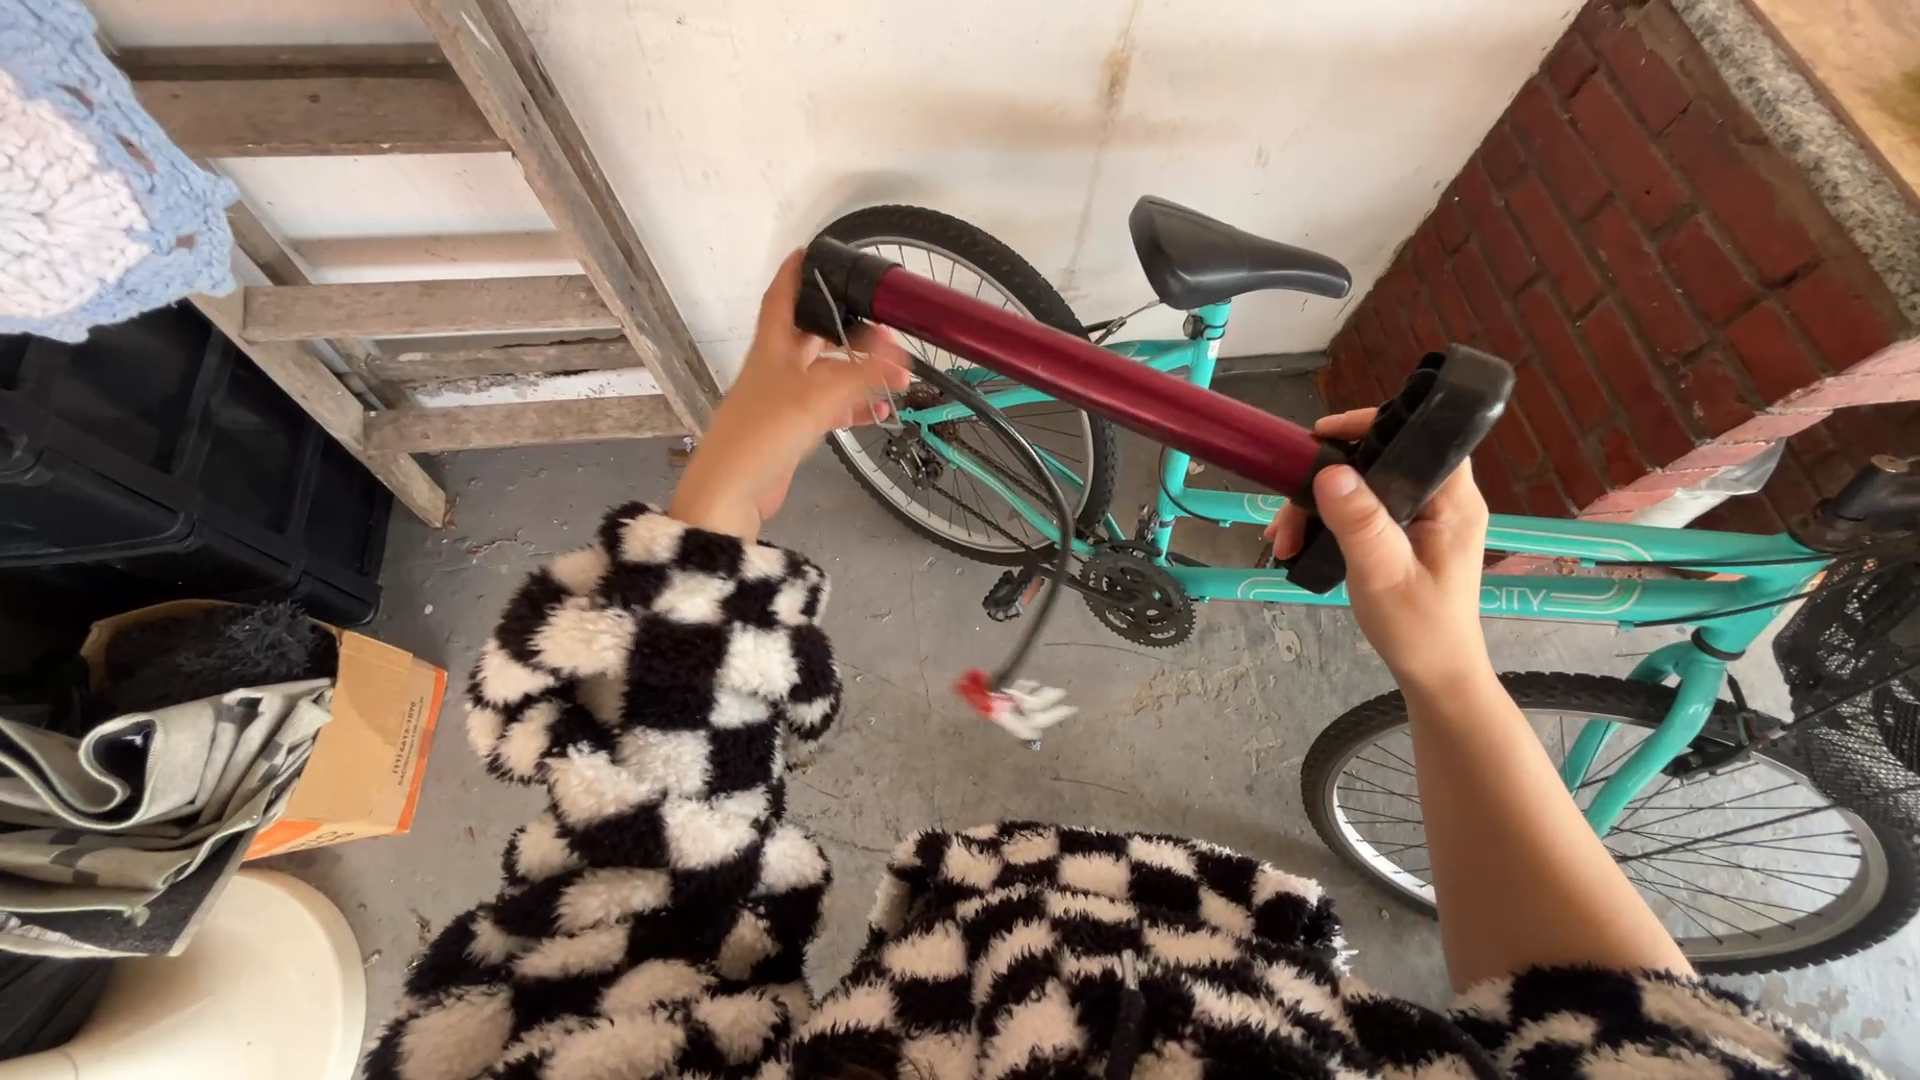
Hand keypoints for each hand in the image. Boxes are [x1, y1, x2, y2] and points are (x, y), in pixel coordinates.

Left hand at [670, 251, 910, 538]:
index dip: (796, 272)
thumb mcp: (817, 396)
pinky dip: (853, 409)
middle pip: (813, 338)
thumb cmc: (765, 432)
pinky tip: (878, 412)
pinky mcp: (792, 431)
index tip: (813, 251)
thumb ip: (861, 373)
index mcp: (772, 348)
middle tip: (878, 322)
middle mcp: (776, 368)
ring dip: (858, 376)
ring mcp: (784, 401)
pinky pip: (829, 410)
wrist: (732, 491)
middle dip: (845, 330)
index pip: (781, 297)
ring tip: (895, 377)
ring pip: (827, 377)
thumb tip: (900, 351)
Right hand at [1263, 408, 1491, 689]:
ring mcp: (1422, 518)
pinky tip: (1296, 543)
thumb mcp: (1383, 574)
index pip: (1419, 436)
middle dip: (1323, 481)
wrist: (1433, 674)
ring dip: (1314, 507)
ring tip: (1282, 542)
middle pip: (1376, 462)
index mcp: (1451, 501)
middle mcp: (1440, 500)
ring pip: (1360, 488)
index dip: (1369, 426)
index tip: (1319, 439)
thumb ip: (1360, 522)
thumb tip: (1330, 472)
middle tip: (1284, 519)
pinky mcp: (1403, 535)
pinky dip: (1324, 522)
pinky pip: (1358, 511)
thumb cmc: (1418, 628)